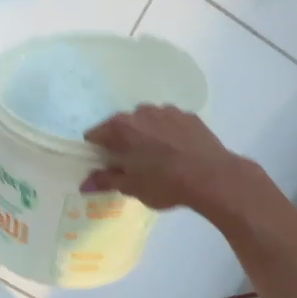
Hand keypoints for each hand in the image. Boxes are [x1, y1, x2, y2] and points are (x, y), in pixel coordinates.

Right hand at [80, 104, 255, 213]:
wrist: (211, 177)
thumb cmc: (163, 183)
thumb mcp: (130, 187)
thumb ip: (104, 181)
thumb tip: (84, 184)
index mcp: (120, 128)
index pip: (94, 135)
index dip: (96, 152)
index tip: (105, 167)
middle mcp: (141, 112)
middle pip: (121, 126)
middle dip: (121, 143)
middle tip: (131, 166)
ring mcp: (167, 111)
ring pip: (146, 122)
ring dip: (145, 136)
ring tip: (157, 160)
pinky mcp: (189, 116)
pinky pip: (169, 123)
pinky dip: (167, 135)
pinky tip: (176, 153)